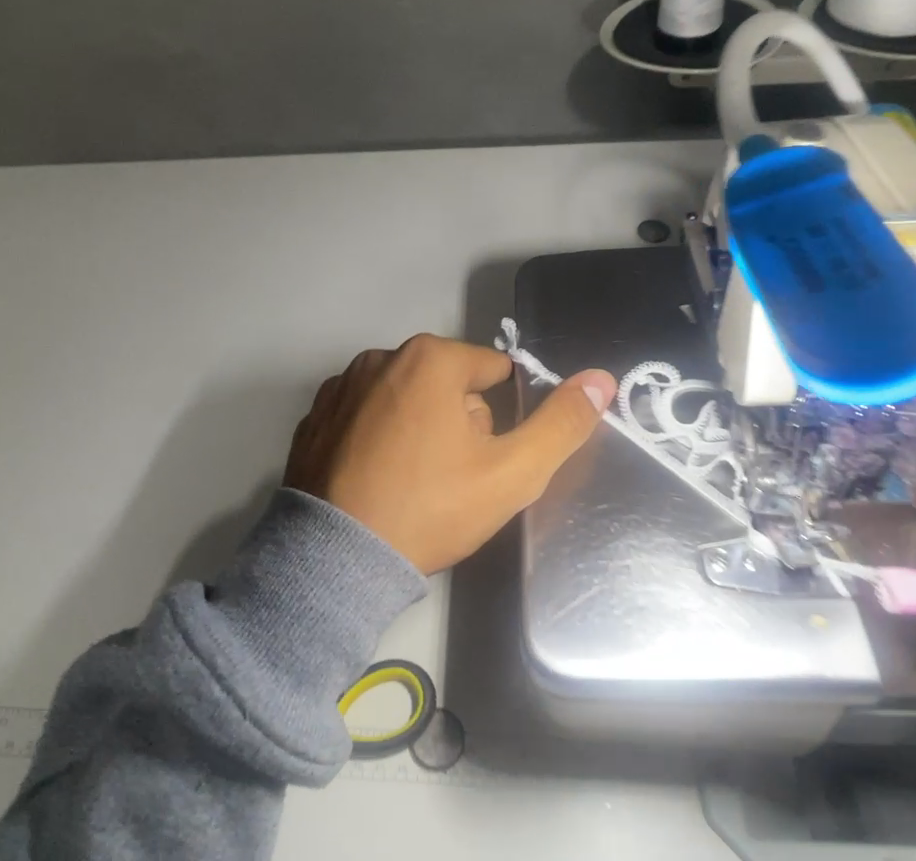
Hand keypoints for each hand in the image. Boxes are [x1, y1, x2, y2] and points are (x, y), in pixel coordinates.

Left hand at [283, 334, 614, 574]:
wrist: (336, 558)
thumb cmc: (430, 509)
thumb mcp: (512, 474)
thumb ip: (562, 424)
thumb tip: (602, 379)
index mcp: (430, 358)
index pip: (494, 374)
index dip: (500, 421)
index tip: (483, 462)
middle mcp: (379, 357)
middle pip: (448, 386)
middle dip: (458, 426)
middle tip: (449, 481)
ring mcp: (340, 387)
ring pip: (406, 401)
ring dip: (418, 433)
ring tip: (411, 488)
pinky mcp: (313, 419)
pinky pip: (365, 420)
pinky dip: (377, 443)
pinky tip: (376, 484)